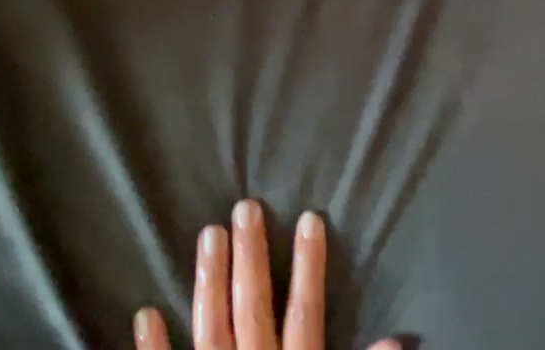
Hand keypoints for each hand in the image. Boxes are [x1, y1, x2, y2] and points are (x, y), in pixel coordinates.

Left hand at [133, 200, 399, 349]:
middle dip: (251, 257)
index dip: (309, 265)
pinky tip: (146, 312)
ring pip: (210, 328)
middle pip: (252, 307)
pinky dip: (153, 346)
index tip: (310, 219)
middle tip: (245, 209)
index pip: (306, 310)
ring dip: (208, 281)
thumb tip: (397, 339)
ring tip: (208, 235)